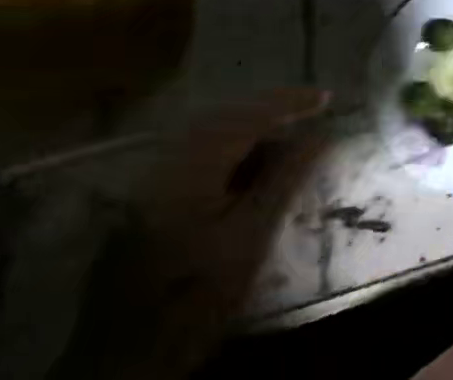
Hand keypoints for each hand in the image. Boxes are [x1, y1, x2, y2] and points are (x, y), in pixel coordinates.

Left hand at [55, 88, 332, 378]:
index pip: (243, 119)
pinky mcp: (148, 201)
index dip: (288, 104)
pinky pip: (198, 156)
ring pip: (210, 136)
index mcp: (185, 174)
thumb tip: (320, 135)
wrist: (126, 362)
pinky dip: (233, 149)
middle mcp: (161, 168)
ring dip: (253, 129)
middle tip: (313, 110)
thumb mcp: (251, 238)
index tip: (327, 98)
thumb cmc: (196, 299)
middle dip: (271, 111)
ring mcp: (149, 185)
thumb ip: (285, 179)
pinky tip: (256, 164)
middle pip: (223, 120)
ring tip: (292, 136)